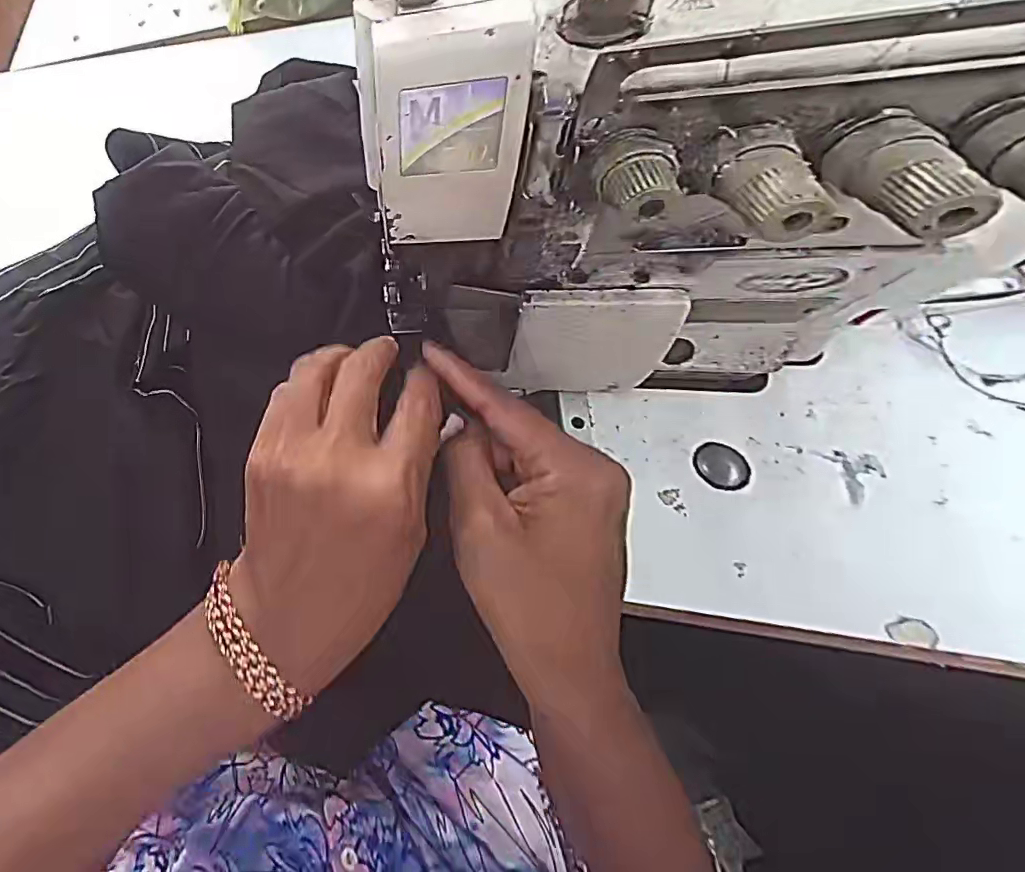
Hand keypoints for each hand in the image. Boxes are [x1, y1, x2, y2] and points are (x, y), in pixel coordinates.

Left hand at [232, 338, 443, 697]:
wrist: (284, 614)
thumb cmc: (357, 586)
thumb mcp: (413, 530)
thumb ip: (420, 463)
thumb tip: (425, 412)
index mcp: (389, 485)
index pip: (416, 401)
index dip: (424, 379)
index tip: (423, 375)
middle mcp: (339, 458)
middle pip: (362, 368)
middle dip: (380, 351)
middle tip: (386, 353)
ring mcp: (293, 450)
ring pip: (316, 367)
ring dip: (339, 357)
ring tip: (350, 364)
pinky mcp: (261, 450)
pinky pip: (284, 392)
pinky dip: (305, 383)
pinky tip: (318, 392)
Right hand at [425, 342, 632, 709]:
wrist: (567, 669)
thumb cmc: (532, 613)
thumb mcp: (480, 527)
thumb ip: (464, 461)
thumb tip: (455, 424)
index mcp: (578, 470)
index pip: (508, 409)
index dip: (462, 378)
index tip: (435, 354)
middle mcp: (595, 471)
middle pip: (516, 431)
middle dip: (472, 434)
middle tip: (428, 430)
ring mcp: (593, 489)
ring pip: (522, 454)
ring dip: (485, 464)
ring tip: (461, 495)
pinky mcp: (583, 506)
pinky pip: (533, 475)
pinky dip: (502, 481)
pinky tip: (480, 502)